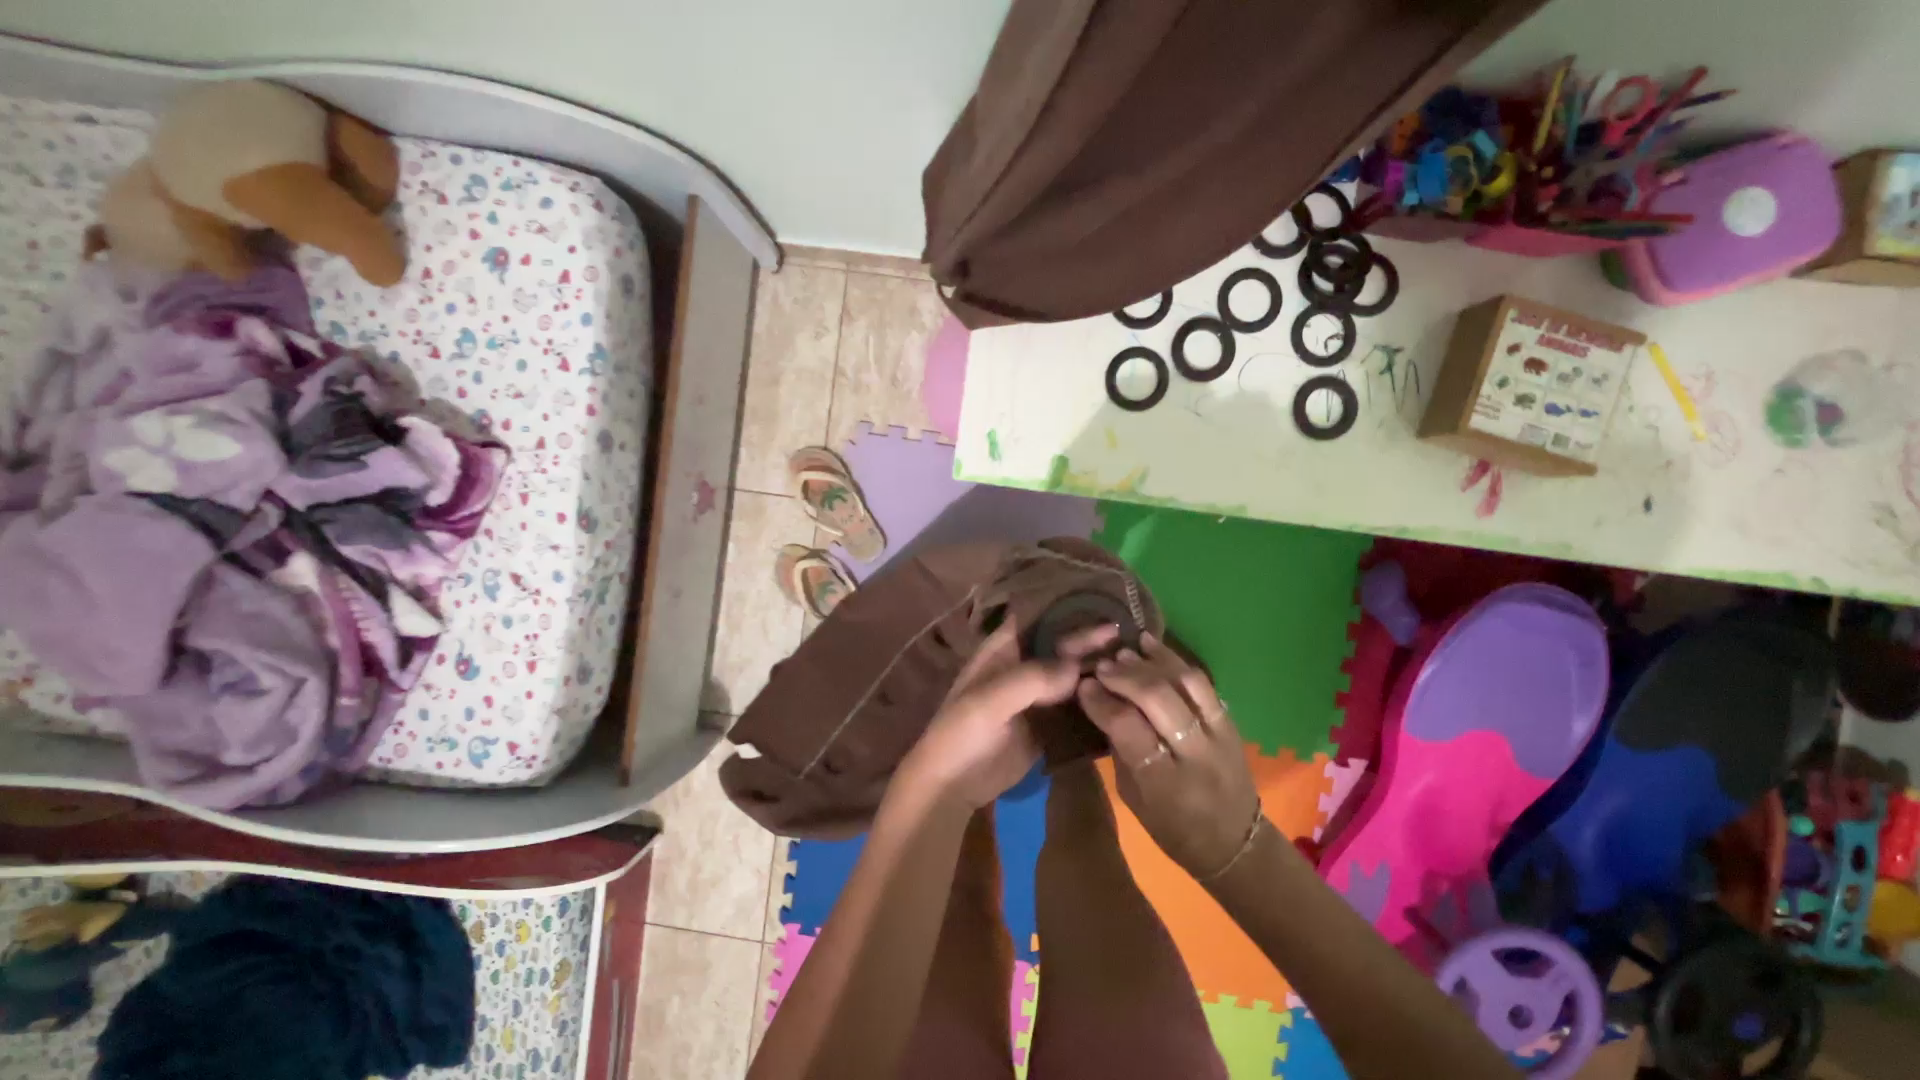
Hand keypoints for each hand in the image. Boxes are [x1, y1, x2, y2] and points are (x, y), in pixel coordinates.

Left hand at [895, 622, 1118, 810]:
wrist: (953, 786)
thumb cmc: (961, 734)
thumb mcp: (989, 702)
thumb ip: (1031, 679)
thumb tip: (1076, 667)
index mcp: (1002, 650)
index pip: (1039, 618)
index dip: (1067, 607)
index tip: (1103, 598)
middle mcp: (1023, 666)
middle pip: (1062, 646)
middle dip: (1091, 639)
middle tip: (1131, 635)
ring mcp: (1038, 696)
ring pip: (1073, 674)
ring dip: (1099, 668)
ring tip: (1136, 660)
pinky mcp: (1050, 724)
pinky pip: (1077, 705)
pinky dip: (1097, 699)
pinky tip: (1126, 694)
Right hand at [1077, 633, 1262, 880]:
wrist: (1235, 842)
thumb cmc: (1173, 829)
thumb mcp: (1134, 799)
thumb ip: (1120, 751)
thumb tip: (1101, 705)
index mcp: (1164, 783)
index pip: (1129, 728)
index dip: (1102, 702)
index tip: (1084, 686)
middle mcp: (1195, 755)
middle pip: (1158, 699)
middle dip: (1125, 676)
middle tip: (1102, 666)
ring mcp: (1219, 735)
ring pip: (1186, 684)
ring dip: (1153, 662)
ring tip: (1126, 651)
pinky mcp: (1231, 723)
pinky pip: (1204, 684)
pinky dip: (1176, 662)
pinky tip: (1153, 647)